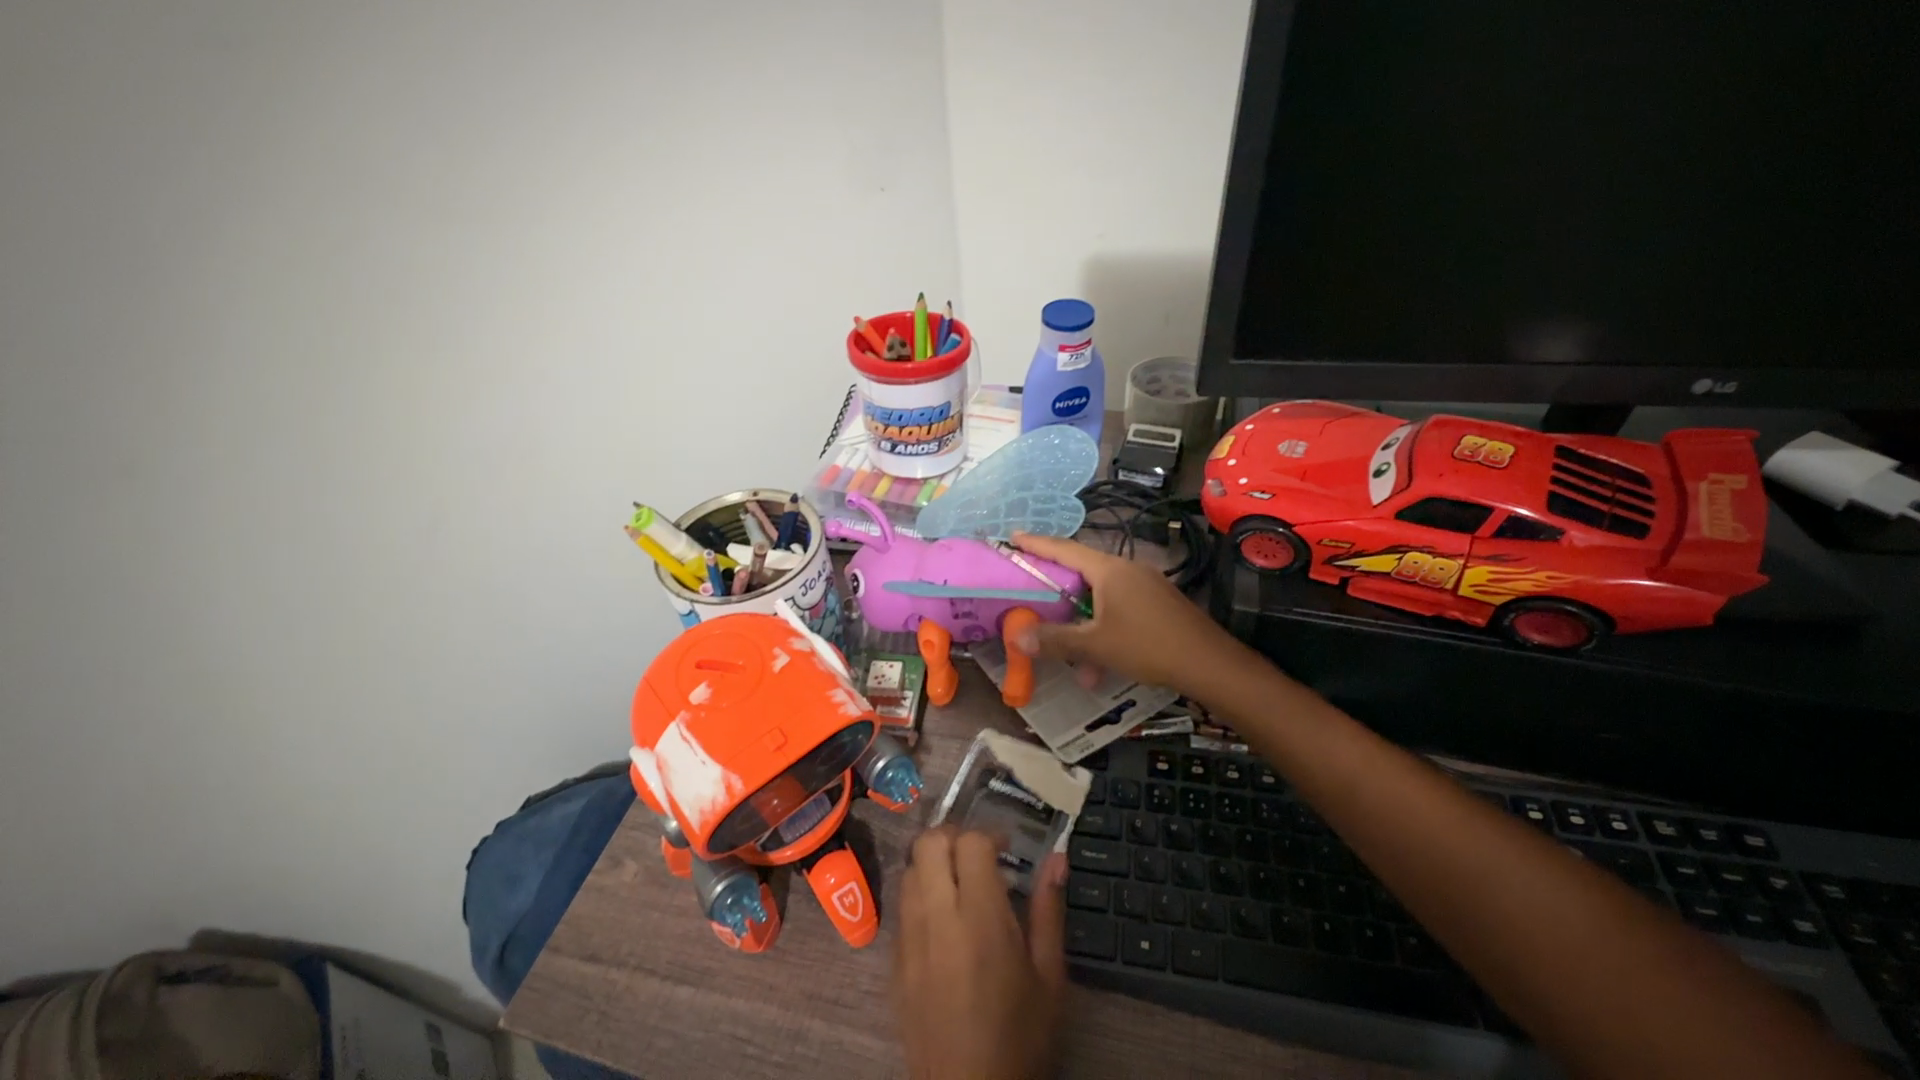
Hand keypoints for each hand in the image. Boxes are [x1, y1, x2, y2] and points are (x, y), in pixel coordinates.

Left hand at [894, 828, 1067, 1079]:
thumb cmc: (1020, 1035)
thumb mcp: (1049, 975)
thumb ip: (1048, 909)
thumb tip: (1056, 858)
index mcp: (981, 918)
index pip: (970, 843)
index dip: (989, 834)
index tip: (1007, 849)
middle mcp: (937, 918)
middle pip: (928, 843)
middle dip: (953, 837)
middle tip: (979, 855)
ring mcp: (908, 939)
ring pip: (908, 870)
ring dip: (932, 863)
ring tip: (960, 883)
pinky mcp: (893, 962)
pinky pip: (901, 906)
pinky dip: (919, 895)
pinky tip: (943, 919)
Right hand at [1008, 533, 1252, 698]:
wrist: (1208, 663)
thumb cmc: (1148, 646)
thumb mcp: (1095, 646)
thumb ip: (1055, 639)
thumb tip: (1017, 637)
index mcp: (1109, 570)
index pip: (1064, 549)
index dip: (1036, 544)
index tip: (1013, 537)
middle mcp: (1127, 570)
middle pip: (1081, 573)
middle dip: (1057, 593)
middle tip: (1032, 595)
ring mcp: (1146, 587)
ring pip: (1100, 599)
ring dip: (1081, 627)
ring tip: (1070, 659)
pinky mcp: (1157, 605)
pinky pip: (1118, 611)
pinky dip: (1102, 632)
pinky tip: (1098, 667)